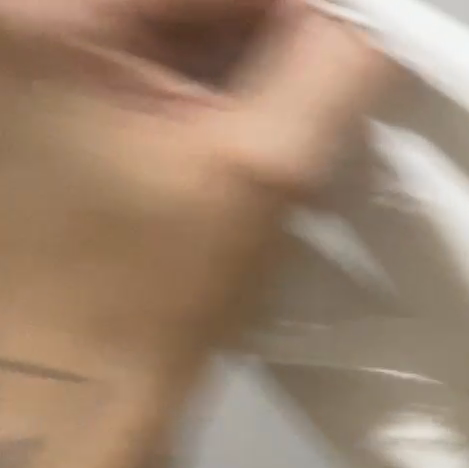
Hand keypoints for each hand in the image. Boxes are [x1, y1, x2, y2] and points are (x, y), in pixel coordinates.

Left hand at [0, 0, 388, 416]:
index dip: (308, 18)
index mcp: (40, 16)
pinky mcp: (41, 99)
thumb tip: (370, 36)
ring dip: (252, 79)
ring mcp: (25, 61)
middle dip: (277, 50)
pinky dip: (217, 101)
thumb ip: (326, 85)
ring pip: (177, 38)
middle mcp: (20, 23)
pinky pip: (152, 72)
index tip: (368, 66)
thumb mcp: (264, 174)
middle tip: (332, 113)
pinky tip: (245, 149)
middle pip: (190, 10)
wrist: (76, 368)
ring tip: (286, 142)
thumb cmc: (160, 282)